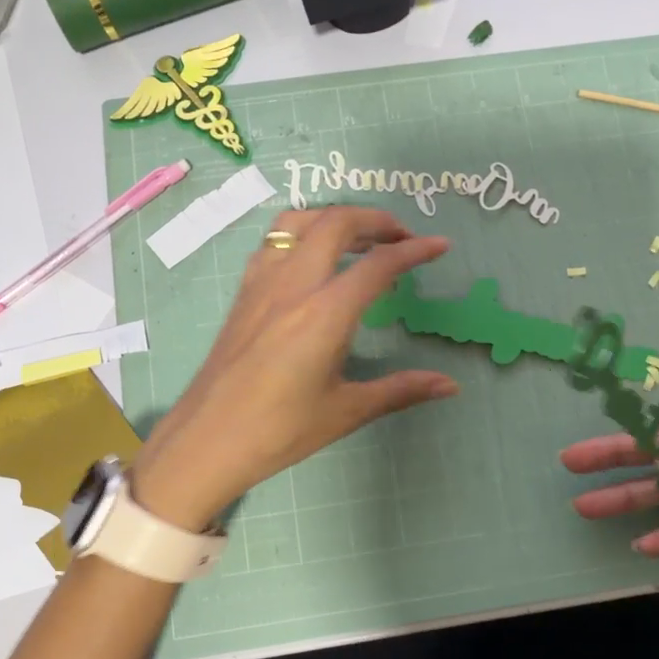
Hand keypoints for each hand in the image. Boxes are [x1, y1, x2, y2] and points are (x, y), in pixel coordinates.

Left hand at [132, 207, 458, 530]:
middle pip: (337, 223)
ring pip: (299, 222)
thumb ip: (401, 390)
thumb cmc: (280, 431)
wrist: (207, 440)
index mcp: (325, 313)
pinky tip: (313, 260)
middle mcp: (293, 285)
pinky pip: (274, 242)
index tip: (440, 247)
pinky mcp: (243, 293)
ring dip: (335, 219)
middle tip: (402, 238)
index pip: (378, 264)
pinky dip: (303, 234)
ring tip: (360, 240)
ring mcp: (262, 284)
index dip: (415, 250)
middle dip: (376, 220)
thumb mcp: (347, 411)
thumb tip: (451, 385)